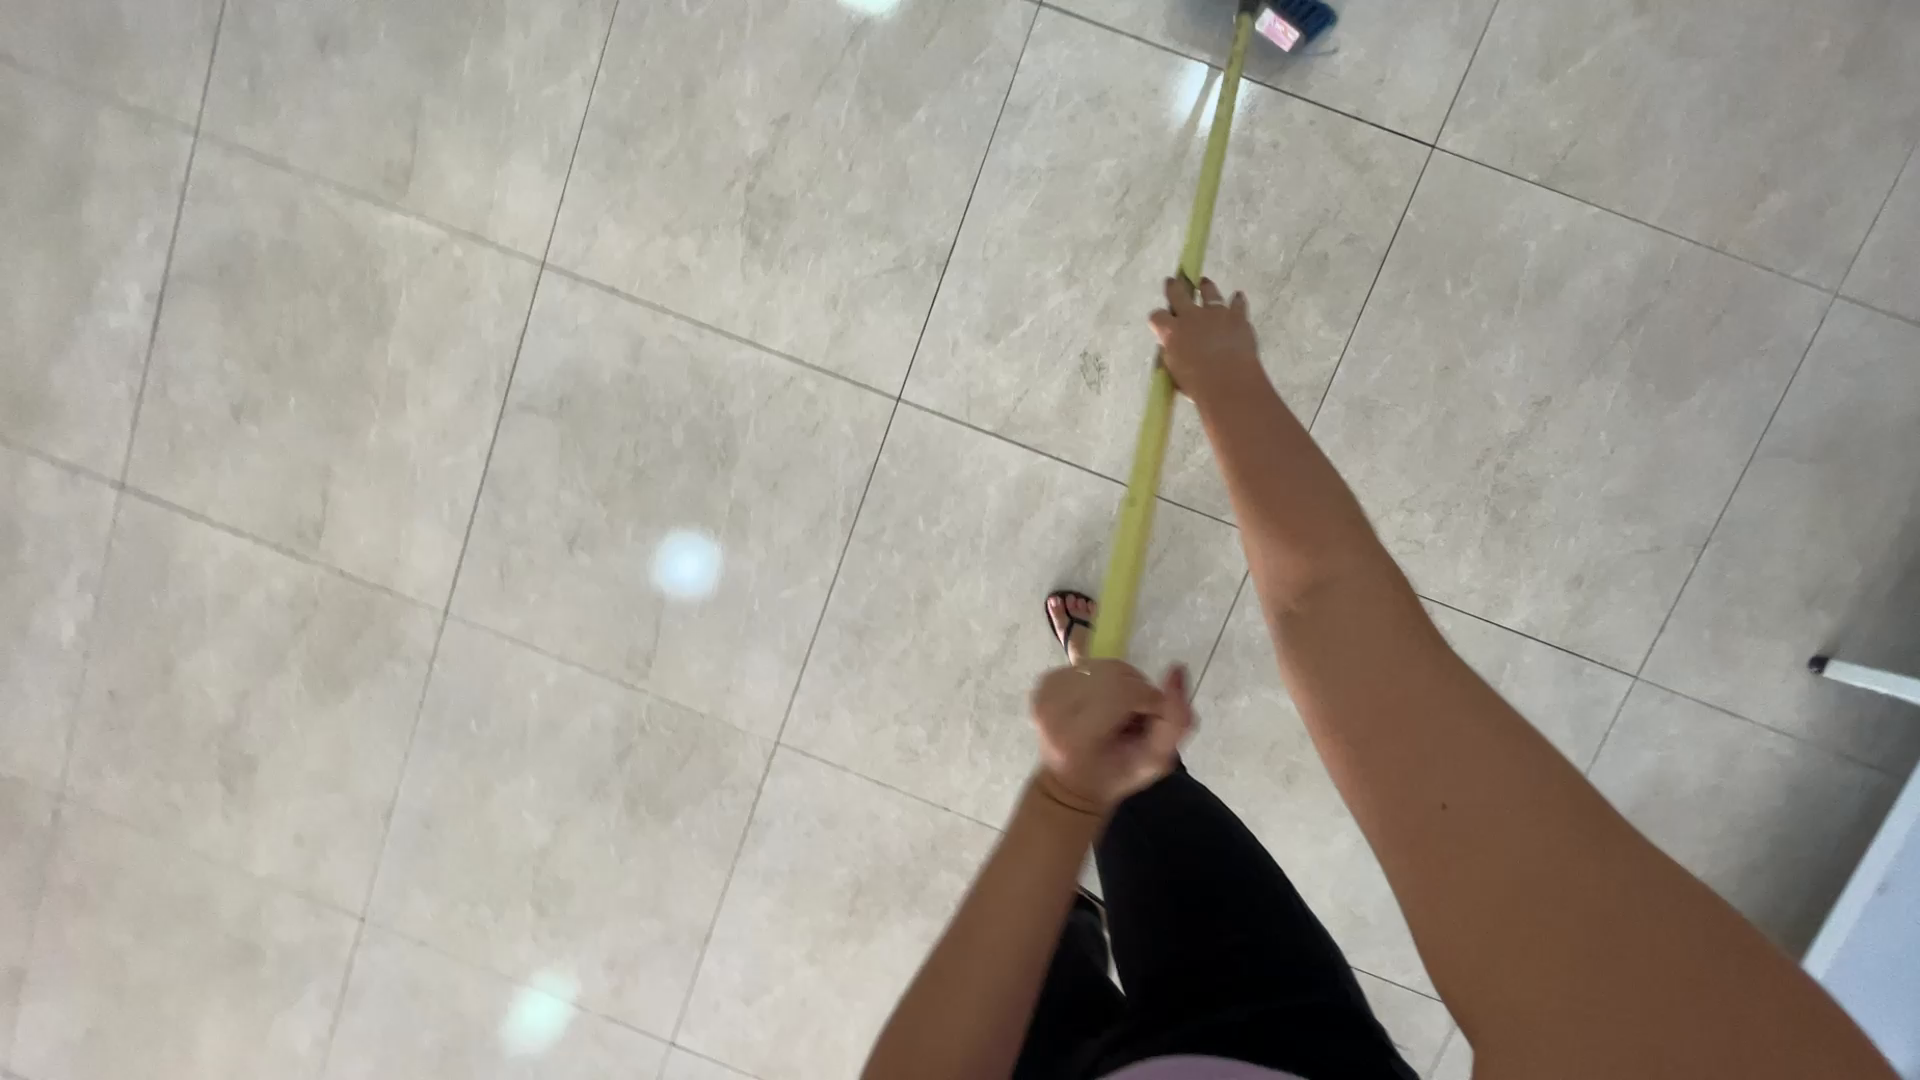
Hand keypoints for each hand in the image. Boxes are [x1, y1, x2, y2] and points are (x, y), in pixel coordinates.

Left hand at [1030, 659, 1195, 814]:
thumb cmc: (1116, 774)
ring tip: (1118, 712)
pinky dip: (1103, 680)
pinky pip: (1088, 665)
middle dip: (1136, 690)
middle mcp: (1053, 709)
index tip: (1151, 720)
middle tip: (1135, 717)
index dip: (1148, 700)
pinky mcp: (1043, 683)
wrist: (1070, 783)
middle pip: (1113, 673)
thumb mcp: (1156, 760)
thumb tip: (1177, 669)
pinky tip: (1100, 704)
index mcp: (1076, 736)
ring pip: (1103, 665)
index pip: (1123, 692)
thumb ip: (1176, 720)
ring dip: (1121, 683)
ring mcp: (1044, 694)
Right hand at [1148, 276, 1266, 406]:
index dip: (1157, 318)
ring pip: (1208, 292)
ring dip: (1205, 287)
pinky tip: (1237, 296)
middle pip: (1178, 294)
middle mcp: (1190, 316)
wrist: (1229, 381)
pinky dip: (1236, 300)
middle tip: (1172, 281)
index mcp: (1171, 331)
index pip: (1157, 317)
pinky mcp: (1237, 316)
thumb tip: (1173, 349)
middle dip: (1174, 287)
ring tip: (1204, 283)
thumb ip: (1173, 355)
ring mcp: (1215, 313)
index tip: (1158, 321)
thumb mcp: (1175, 372)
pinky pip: (1237, 303)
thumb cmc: (1196, 385)